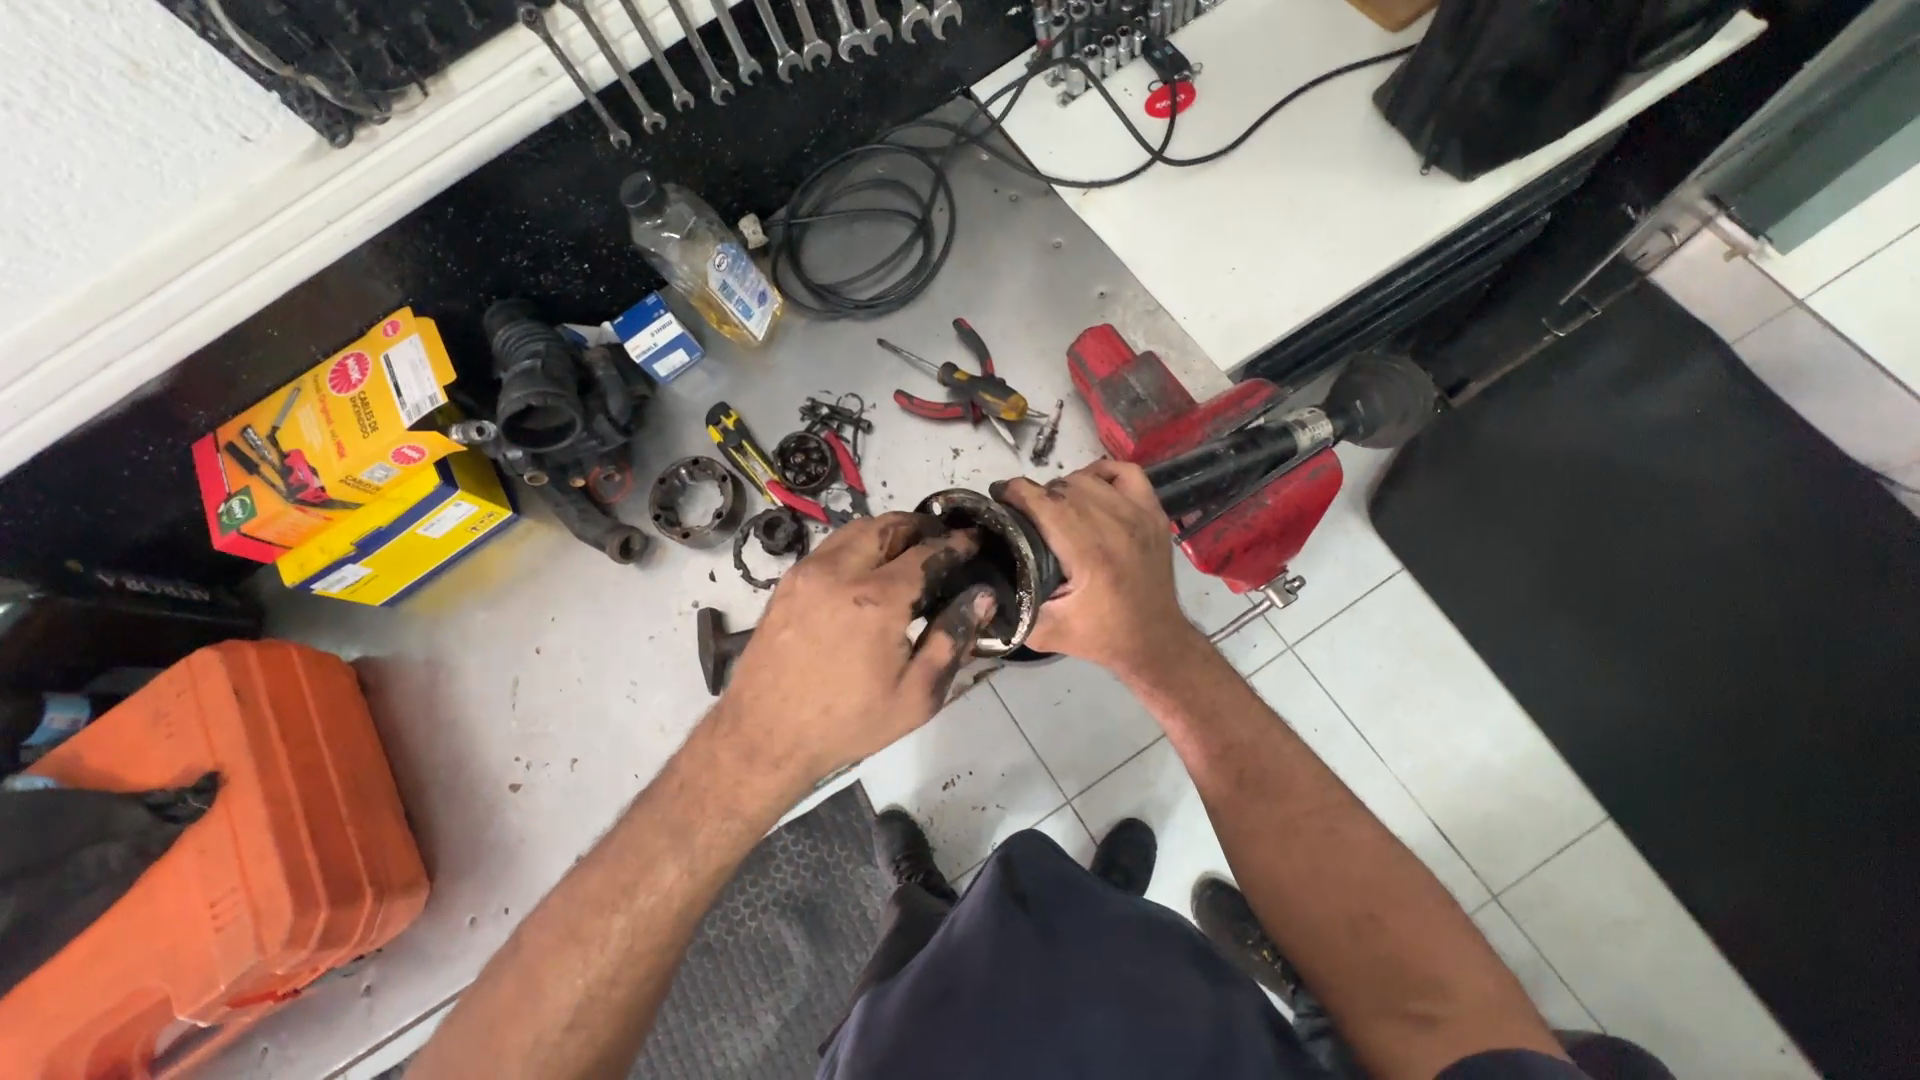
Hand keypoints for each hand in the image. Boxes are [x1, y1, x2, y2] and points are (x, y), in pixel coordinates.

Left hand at [713, 512, 998, 785]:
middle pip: (890, 526)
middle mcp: (841, 573)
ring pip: (857, 530)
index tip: (975, 540)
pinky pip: (831, 547)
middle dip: (922, 527)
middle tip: (943, 541)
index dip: (957, 544)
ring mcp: (808, 573)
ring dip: (889, 532)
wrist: (765, 736)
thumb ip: (952, 639)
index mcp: (877, 601)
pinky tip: (868, 571)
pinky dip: (858, 545)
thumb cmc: (848, 723)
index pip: (928, 553)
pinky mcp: (787, 583)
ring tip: (909, 552)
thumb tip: (981, 597)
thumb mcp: (916, 696)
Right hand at [994, 460, 1194, 675]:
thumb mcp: (1046, 632)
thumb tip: (981, 586)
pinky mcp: (1154, 513)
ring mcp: (1139, 515)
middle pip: (1063, 488)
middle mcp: (1117, 526)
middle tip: (1025, 516)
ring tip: (1055, 509)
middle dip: (1036, 495)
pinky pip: (1125, 472)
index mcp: (1090, 553)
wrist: (1156, 641)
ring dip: (1065, 487)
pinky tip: (1090, 491)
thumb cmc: (1101, 637)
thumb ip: (1013, 608)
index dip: (1016, 493)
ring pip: (1089, 478)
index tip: (999, 497)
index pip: (1046, 502)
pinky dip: (1102, 474)